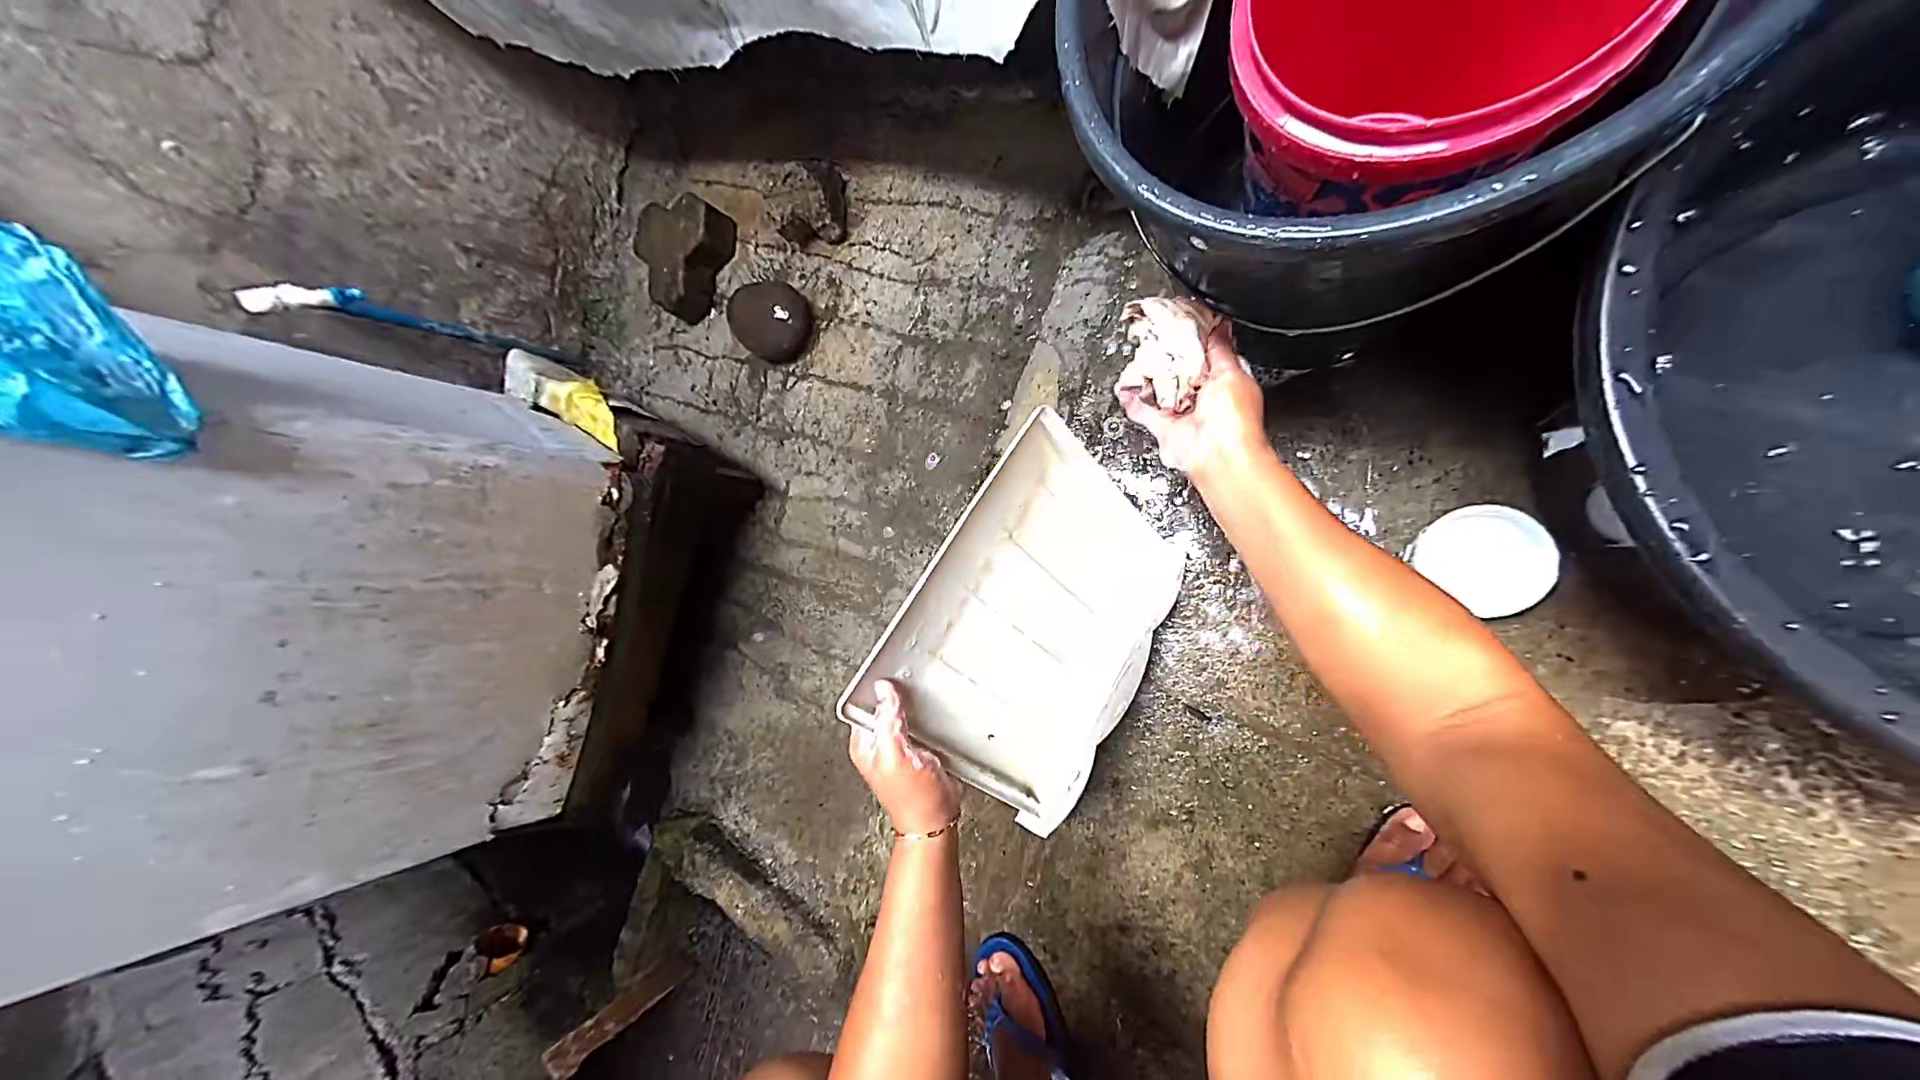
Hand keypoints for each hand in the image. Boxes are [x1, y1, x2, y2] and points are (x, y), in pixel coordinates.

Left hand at [849, 680, 961, 834]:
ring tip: (922, 708)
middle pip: (885, 706)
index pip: (867, 705)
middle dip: (899, 698)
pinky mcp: (917, 747)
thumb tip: (884, 690)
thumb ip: (887, 721)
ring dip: (914, 708)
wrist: (937, 817)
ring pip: (903, 713)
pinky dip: (925, 719)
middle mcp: (878, 743)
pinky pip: (919, 723)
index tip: (896, 684)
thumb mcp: (895, 755)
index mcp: (864, 744)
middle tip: (912, 695)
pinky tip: (931, 720)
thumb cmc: (914, 797)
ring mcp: (898, 745)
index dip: (880, 693)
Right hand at [1116, 318, 1266, 473]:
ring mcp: (1182, 412)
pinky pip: (1143, 409)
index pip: (1207, 353)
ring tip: (1138, 357)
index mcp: (1225, 381)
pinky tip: (1124, 387)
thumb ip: (1221, 349)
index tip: (1181, 322)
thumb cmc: (1235, 420)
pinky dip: (1132, 399)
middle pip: (1180, 370)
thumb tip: (1220, 327)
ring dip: (1149, 375)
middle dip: (1168, 356)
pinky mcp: (1163, 426)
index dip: (1195, 338)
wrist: (1218, 455)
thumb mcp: (1232, 371)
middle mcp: (1203, 397)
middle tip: (1154, 337)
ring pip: (1161, 388)